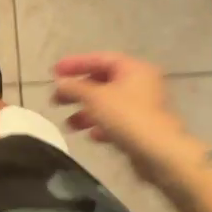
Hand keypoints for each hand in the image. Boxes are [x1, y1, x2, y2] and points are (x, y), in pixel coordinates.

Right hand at [51, 53, 193, 180]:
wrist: (159, 152)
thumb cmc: (126, 116)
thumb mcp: (94, 97)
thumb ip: (73, 87)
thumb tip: (59, 82)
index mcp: (133, 69)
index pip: (99, 59)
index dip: (74, 64)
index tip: (53, 72)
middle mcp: (141, 83)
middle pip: (102, 82)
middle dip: (77, 92)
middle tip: (56, 100)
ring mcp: (143, 106)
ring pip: (107, 103)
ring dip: (85, 112)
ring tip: (69, 125)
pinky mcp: (143, 126)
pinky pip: (116, 120)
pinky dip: (101, 125)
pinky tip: (91, 135)